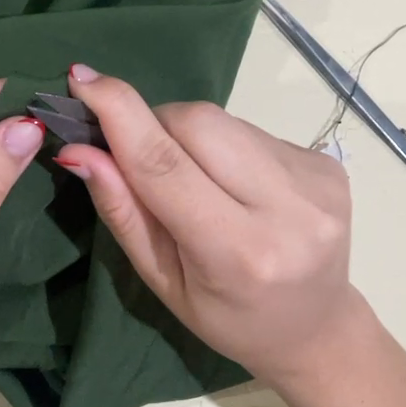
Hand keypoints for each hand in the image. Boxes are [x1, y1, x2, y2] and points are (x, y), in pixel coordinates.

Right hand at [53, 65, 356, 382]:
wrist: (317, 328)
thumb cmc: (225, 316)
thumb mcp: (160, 279)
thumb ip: (121, 210)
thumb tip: (77, 150)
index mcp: (237, 254)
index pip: (164, 165)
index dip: (119, 114)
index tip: (81, 78)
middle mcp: (286, 210)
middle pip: (196, 123)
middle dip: (153, 124)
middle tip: (140, 157)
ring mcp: (315, 181)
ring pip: (221, 118)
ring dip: (188, 135)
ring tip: (194, 179)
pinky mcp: (328, 162)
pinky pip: (248, 129)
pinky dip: (221, 144)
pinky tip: (231, 182)